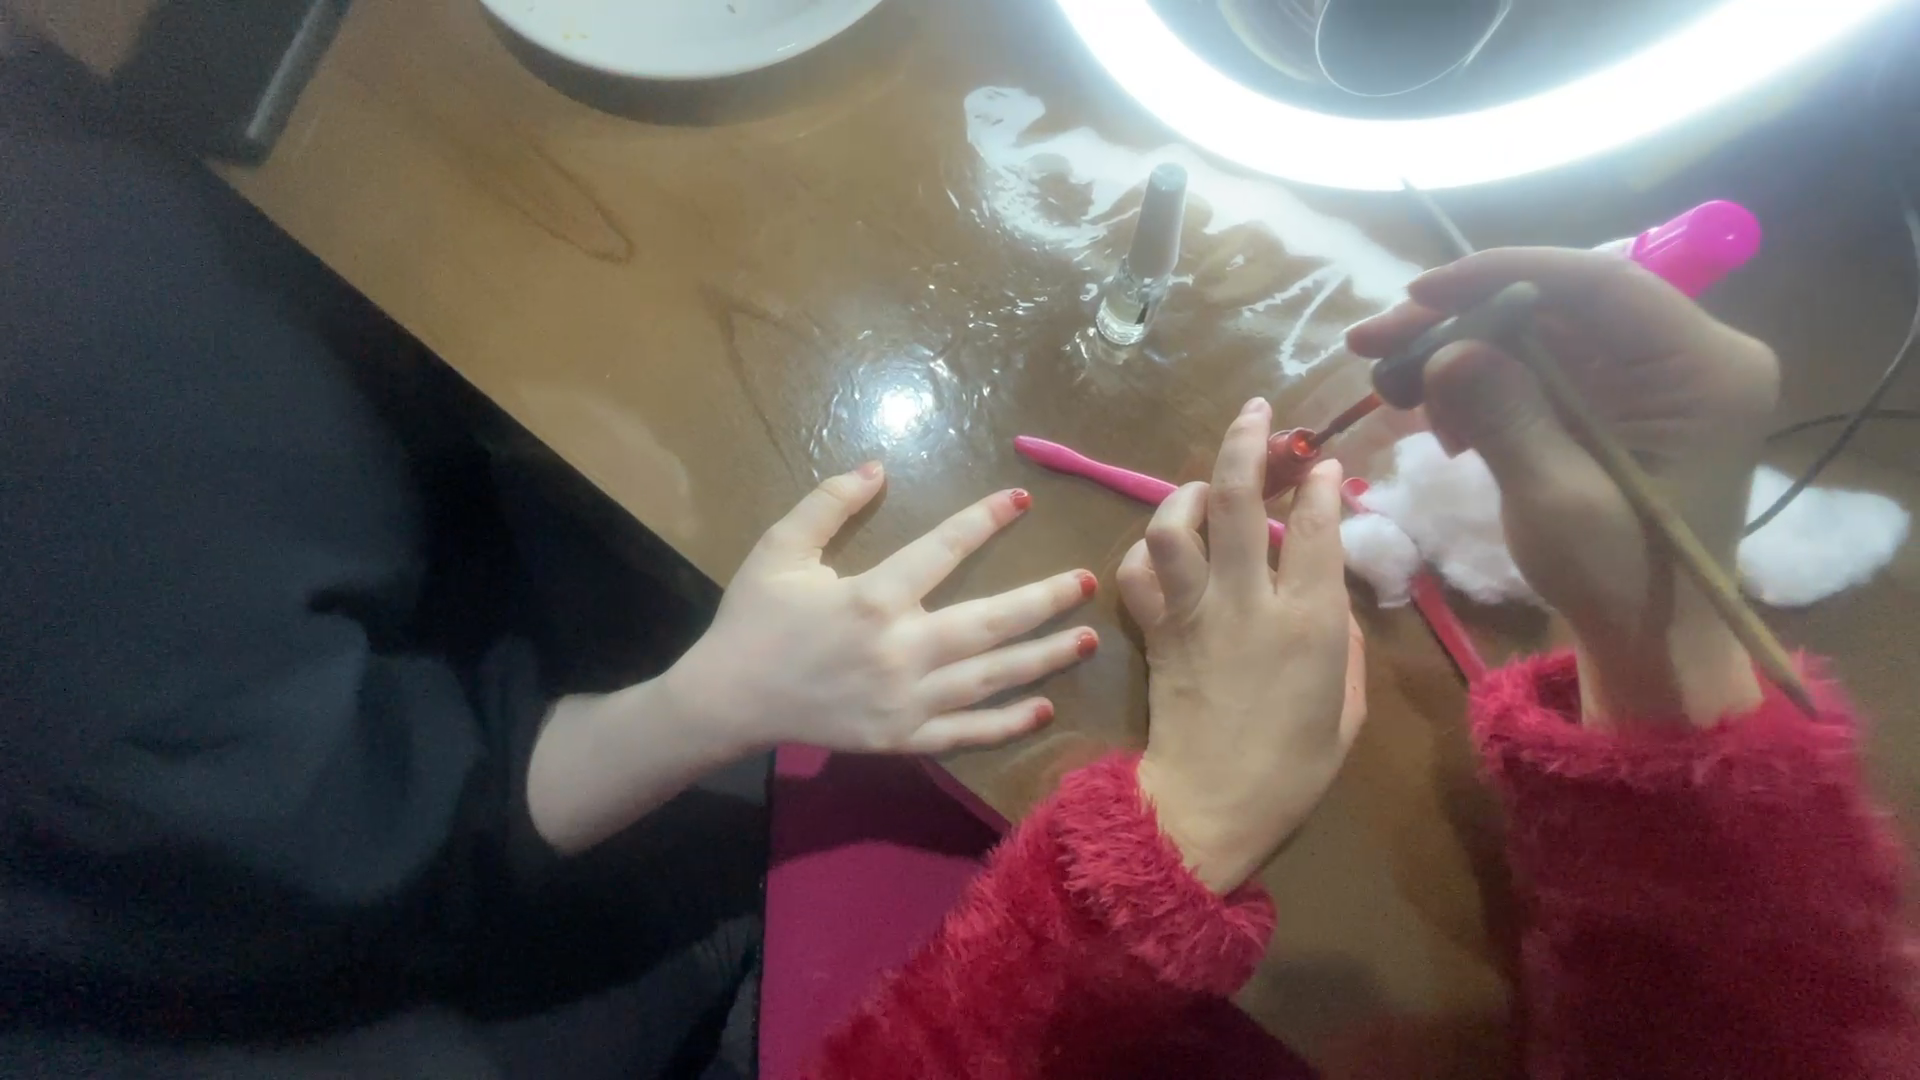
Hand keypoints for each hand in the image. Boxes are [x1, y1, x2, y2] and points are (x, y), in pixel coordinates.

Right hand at [665, 463, 1097, 754]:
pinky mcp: (902, 737)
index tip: (1020, 500)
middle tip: (1087, 583)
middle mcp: (901, 650)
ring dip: (1043, 657)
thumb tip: (877, 467)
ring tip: (1088, 638)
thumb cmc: (756, 619)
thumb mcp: (780, 548)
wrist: (728, 700)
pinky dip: (1006, 724)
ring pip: (990, 677)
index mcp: (872, 598)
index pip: (943, 549)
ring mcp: (906, 700)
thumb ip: (827, 503)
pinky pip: (964, 732)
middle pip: (989, 621)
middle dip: (1044, 600)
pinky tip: (1045, 708)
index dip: (984, 520)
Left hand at [1122, 399, 1366, 893]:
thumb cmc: (1294, 764)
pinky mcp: (1154, 628)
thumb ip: (1339, 634)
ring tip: (1201, 486)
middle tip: (1254, 412)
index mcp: (1308, 621)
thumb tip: (1322, 587)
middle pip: (1236, 501)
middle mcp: (1246, 601)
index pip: (1316, 526)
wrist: (1211, 801)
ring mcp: (1191, 611)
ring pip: (1173, 524)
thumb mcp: (1348, 702)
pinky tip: (1163, 549)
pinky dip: (1145, 551)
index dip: (1320, 483)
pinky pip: (1136, 572)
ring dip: (1185, 491)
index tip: (1322, 462)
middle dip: (1245, 444)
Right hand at [1347, 248, 1776, 726]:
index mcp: (1700, 369)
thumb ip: (1507, 418)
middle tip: (1371, 340)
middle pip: (1552, 306)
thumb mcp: (1556, 498)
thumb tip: (1444, 353)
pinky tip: (1440, 425)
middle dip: (1456, 319)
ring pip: (1528, 335)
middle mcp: (1675, 356)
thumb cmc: (1617, 572)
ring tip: (1392, 390)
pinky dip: (1470, 389)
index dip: (1502, 276)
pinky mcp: (1601, 401)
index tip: (1416, 293)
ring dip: (1453, 356)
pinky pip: (1524, 371)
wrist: (1645, 626)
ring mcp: (1636, 378)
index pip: (1600, 285)